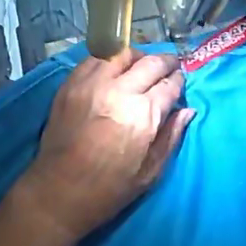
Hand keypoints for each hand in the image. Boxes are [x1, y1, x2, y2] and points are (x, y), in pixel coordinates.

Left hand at [7, 50, 193, 245]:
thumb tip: (186, 110)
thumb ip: (170, 137)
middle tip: (169, 68)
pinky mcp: (70, 84)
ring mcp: (91, 83)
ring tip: (141, 66)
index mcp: (143, 114)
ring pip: (121, 53)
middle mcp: (118, 90)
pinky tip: (114, 70)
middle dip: (165, 63)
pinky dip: (109, 60)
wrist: (58, 191)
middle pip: (149, 63)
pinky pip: (94, 59)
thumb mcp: (149, 172)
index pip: (169, 84)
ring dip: (137, 57)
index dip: (179, 82)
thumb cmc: (108, 189)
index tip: (180, 83)